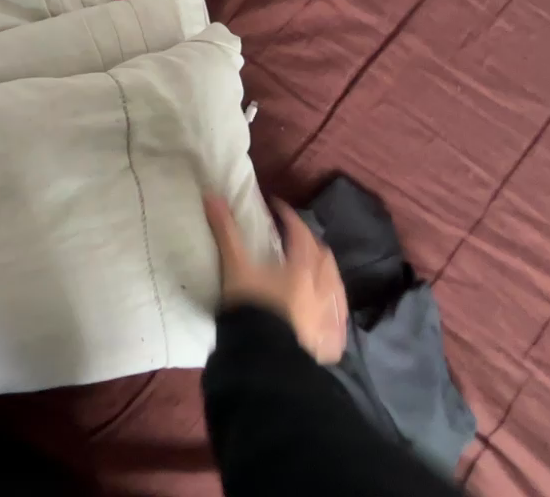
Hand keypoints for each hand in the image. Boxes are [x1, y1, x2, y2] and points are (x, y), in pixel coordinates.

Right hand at [204, 194, 347, 363]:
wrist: (266, 354)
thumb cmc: (252, 304)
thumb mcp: (235, 265)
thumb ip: (225, 231)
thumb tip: (212, 196)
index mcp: (302, 268)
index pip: (300, 233)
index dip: (289, 217)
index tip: (276, 206)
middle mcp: (323, 288)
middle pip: (324, 257)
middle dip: (311, 243)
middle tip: (295, 237)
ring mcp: (330, 314)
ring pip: (336, 286)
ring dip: (325, 272)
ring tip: (313, 269)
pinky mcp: (331, 338)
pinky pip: (338, 317)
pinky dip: (332, 305)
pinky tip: (324, 308)